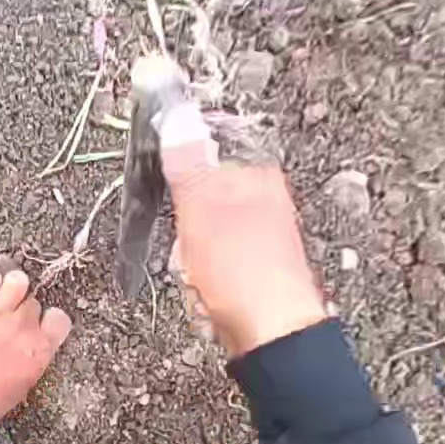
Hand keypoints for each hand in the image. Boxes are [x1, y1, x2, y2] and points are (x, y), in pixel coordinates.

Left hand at [0, 265, 72, 422]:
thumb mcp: (24, 383)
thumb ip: (33, 358)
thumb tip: (31, 346)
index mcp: (41, 348)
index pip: (59, 319)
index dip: (50, 320)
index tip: (41, 324)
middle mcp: (24, 326)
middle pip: (33, 303)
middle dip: (24, 310)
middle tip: (10, 322)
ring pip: (16, 281)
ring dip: (12, 286)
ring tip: (2, 296)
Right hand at [158, 107, 326, 357]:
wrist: (272, 333)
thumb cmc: (243, 271)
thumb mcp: (204, 209)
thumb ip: (188, 161)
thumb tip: (174, 111)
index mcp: (254, 174)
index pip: (199, 158)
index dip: (177, 186)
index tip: (172, 207)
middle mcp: (260, 200)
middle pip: (194, 204)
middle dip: (184, 235)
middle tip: (193, 253)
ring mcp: (256, 236)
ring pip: (198, 240)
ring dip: (190, 264)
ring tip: (203, 280)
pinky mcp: (249, 268)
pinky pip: (209, 267)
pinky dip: (203, 283)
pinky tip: (210, 296)